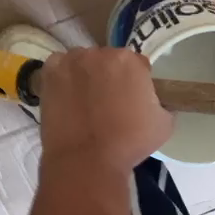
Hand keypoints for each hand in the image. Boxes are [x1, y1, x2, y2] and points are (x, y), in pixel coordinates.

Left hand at [35, 49, 173, 174]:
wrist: (86, 160)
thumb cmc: (129, 143)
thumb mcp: (164, 124)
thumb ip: (163, 104)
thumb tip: (156, 103)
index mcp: (130, 61)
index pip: (138, 65)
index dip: (137, 82)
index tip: (133, 100)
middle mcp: (101, 53)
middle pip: (109, 60)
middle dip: (111, 77)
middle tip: (109, 103)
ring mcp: (72, 62)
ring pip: (83, 62)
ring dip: (86, 75)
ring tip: (85, 102)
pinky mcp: (50, 74)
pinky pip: (59, 67)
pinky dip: (63, 77)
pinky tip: (67, 96)